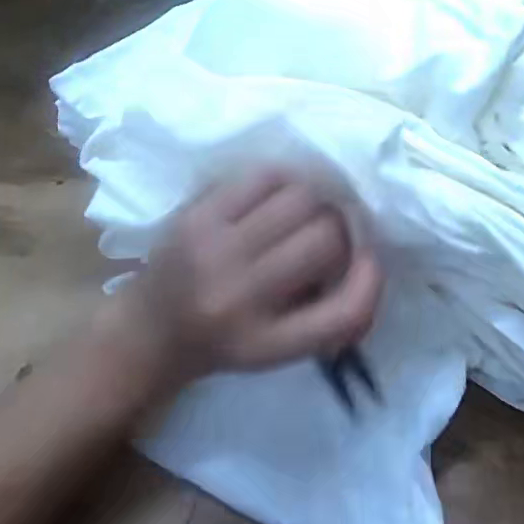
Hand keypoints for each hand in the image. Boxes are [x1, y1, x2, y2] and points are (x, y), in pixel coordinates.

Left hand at [118, 168, 382, 384]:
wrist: (152, 328)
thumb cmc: (226, 339)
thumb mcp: (280, 347)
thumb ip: (327, 312)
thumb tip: (365, 249)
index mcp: (269, 343)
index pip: (346, 311)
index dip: (371, 279)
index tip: (371, 261)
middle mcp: (243, 296)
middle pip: (326, 237)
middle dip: (341, 230)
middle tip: (333, 231)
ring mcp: (216, 250)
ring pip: (299, 198)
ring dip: (317, 200)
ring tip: (309, 209)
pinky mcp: (197, 215)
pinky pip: (263, 177)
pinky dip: (285, 180)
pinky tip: (282, 192)